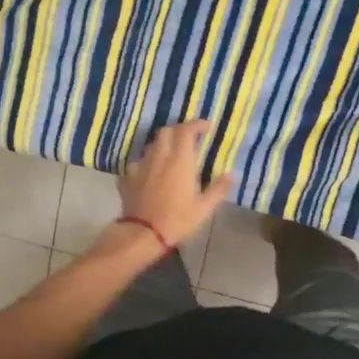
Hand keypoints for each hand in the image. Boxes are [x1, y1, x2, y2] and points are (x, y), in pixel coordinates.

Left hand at [118, 120, 234, 246]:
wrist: (142, 234)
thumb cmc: (177, 220)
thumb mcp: (204, 208)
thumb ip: (218, 189)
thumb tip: (230, 174)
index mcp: (180, 160)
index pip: (186, 130)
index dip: (197, 124)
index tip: (207, 127)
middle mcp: (159, 157)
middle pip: (166, 131)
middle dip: (178, 130)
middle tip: (189, 138)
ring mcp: (141, 167)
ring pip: (151, 146)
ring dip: (162, 145)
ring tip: (171, 155)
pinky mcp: (128, 179)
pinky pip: (137, 163)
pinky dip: (146, 163)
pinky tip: (150, 173)